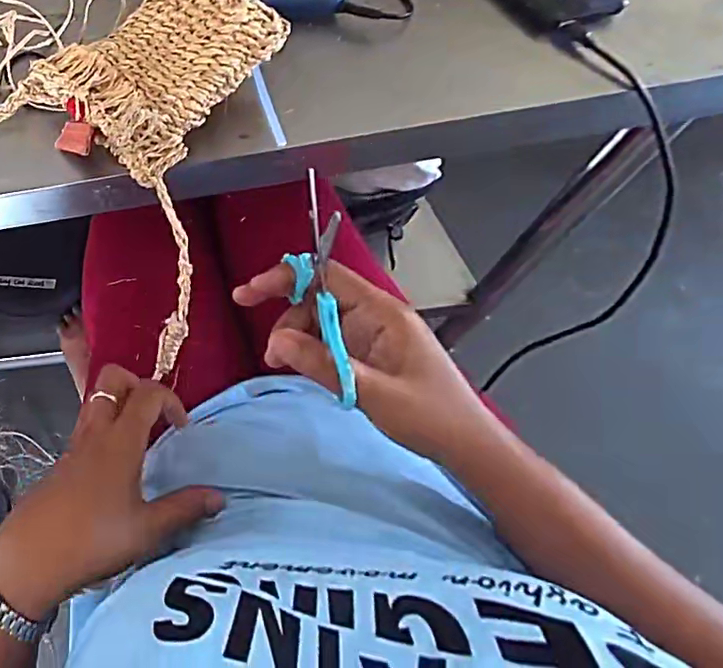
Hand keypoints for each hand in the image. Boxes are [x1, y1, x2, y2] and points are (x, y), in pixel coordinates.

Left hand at [0, 364, 224, 618]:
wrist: (32, 554)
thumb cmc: (92, 539)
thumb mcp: (146, 530)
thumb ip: (183, 509)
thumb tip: (218, 496)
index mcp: (121, 440)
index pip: (147, 392)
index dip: (170, 399)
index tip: (181, 426)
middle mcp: (96, 430)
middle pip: (113, 377)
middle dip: (138, 383)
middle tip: (155, 414)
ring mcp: (76, 441)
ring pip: (97, 397)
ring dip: (120, 402)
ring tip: (140, 434)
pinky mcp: (64, 456)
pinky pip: (87, 422)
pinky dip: (105, 424)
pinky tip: (116, 460)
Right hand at [233, 259, 499, 462]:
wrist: (471, 449)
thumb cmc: (432, 418)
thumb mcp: (374, 394)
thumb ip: (324, 365)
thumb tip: (277, 340)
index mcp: (381, 311)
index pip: (326, 275)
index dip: (286, 277)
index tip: (252, 291)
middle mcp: (373, 315)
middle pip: (317, 298)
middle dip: (287, 318)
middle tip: (269, 352)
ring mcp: (370, 334)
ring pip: (319, 321)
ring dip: (295, 338)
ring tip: (280, 364)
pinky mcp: (368, 353)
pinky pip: (329, 341)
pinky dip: (309, 351)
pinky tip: (301, 368)